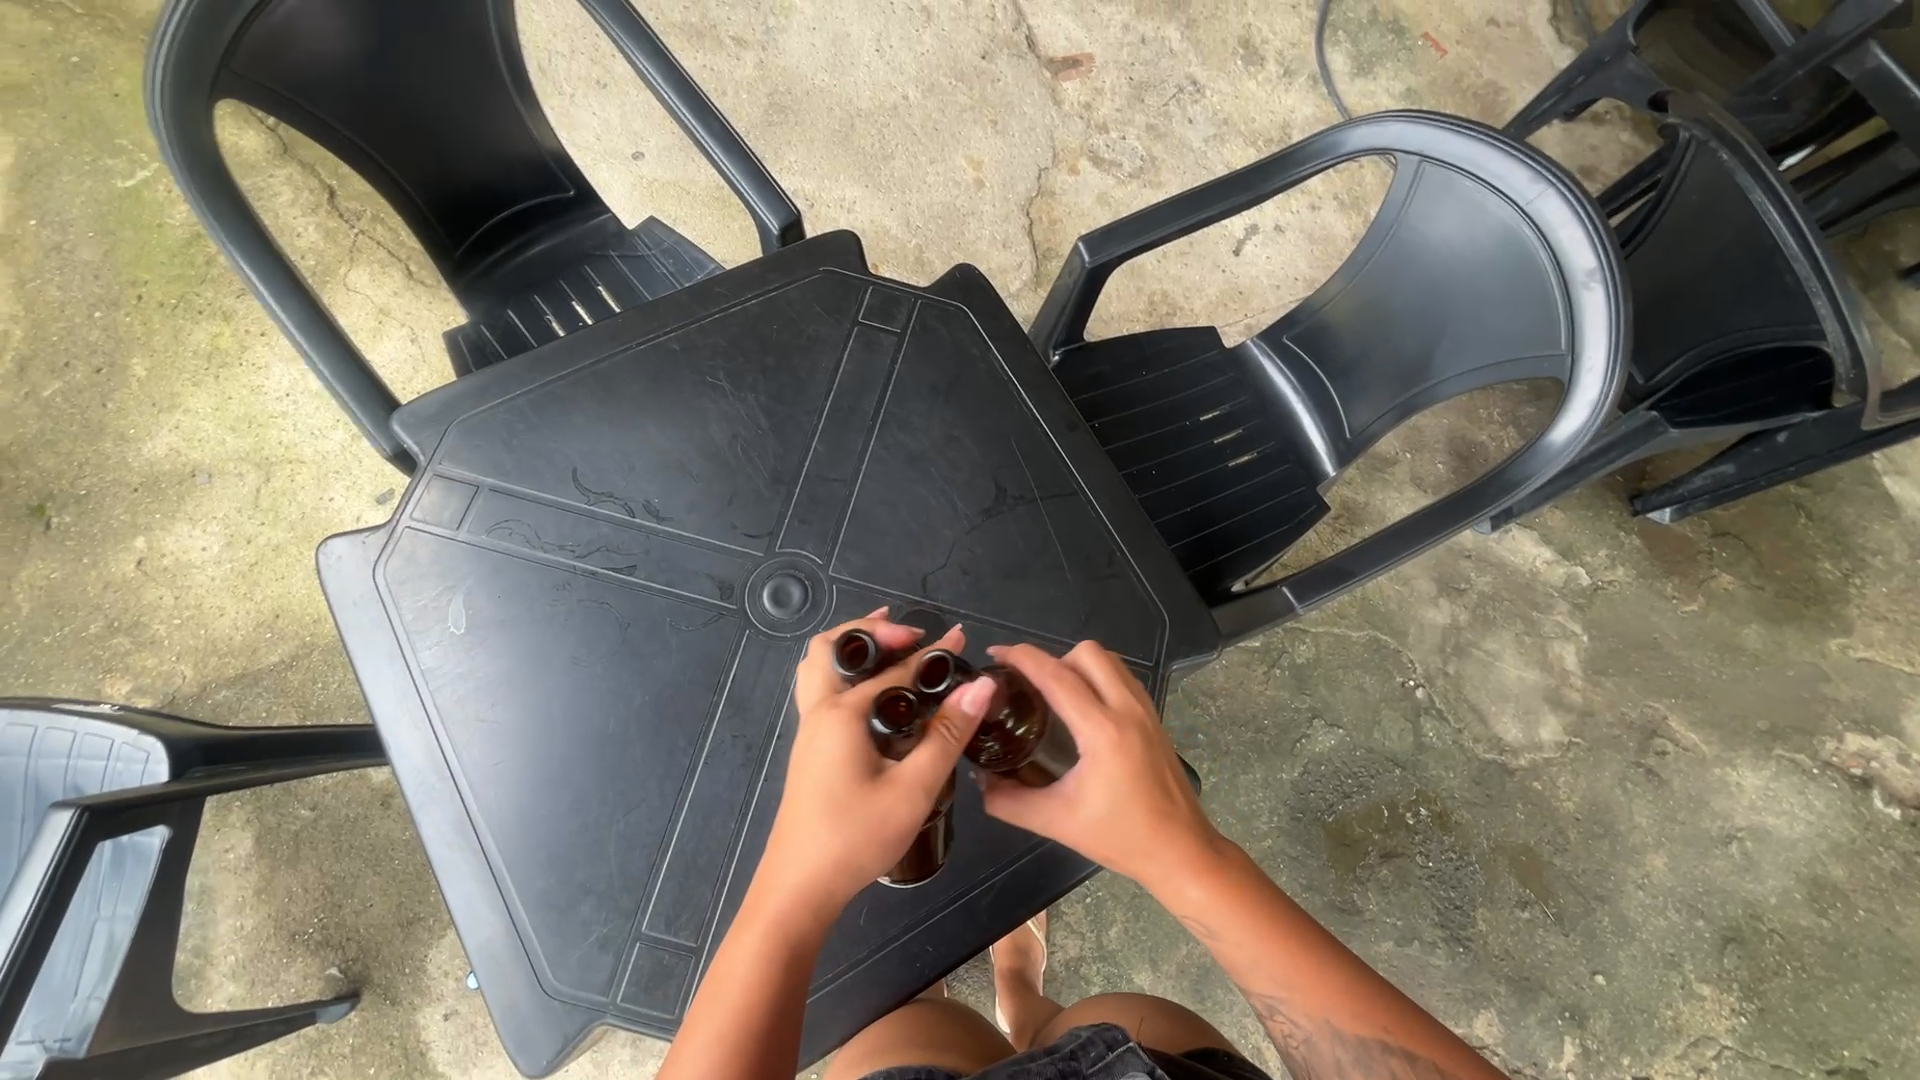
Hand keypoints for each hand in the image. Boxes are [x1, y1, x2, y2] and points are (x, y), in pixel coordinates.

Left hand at [755, 610, 994, 912]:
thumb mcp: (912, 788)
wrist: (798, 889)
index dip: (932, 653)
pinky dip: (844, 676)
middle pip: (831, 648)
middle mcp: (819, 713)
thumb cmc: (855, 837)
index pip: (895, 669)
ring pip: (819, 669)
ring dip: (851, 650)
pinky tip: (872, 699)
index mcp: (842, 713)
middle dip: (870, 630)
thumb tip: (981, 685)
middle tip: (909, 635)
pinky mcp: (810, 753)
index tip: (962, 640)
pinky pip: (821, 693)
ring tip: (887, 648)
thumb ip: (947, 735)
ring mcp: (809, 733)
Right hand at [980, 641, 1222, 888]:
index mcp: (1102, 731)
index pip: (1057, 676)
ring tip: (1053, 692)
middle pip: (1087, 653)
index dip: (1022, 658)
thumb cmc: (1120, 837)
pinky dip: (1097, 676)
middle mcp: (1127, 709)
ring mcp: (1145, 711)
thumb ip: (1009, 800)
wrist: (1181, 852)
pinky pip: (1122, 677)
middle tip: (1028, 684)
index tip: (996, 654)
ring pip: (1109, 660)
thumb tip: (980, 780)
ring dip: (1077, 664)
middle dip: (1052, 658)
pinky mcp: (1154, 718)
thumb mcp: (1056, 822)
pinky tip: (1082, 705)